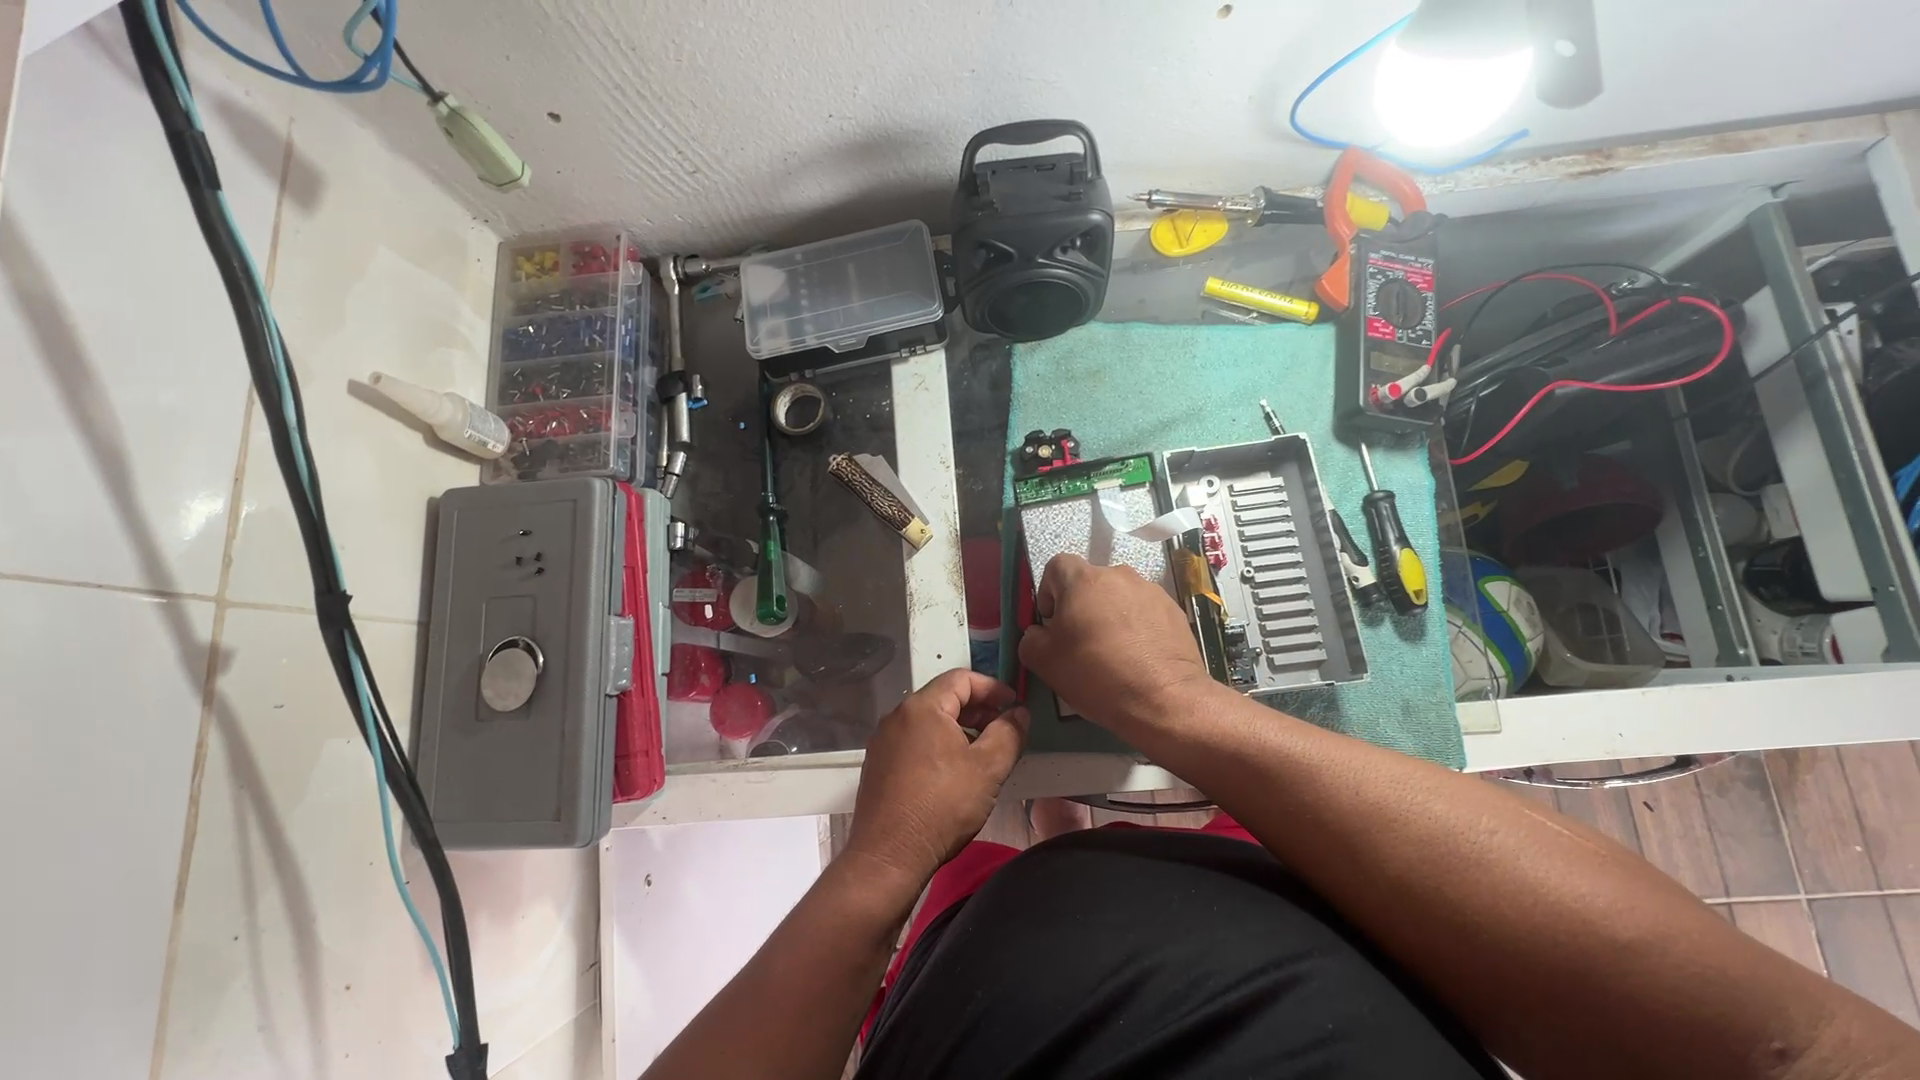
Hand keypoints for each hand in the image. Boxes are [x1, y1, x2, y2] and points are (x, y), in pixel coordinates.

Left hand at [844, 669, 1028, 883]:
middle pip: (943, 698)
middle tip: (1004, 728)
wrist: (889, 856)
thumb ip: (1009, 733)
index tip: (1014, 705)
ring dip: (959, 729)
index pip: (961, 678)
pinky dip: (938, 745)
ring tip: (984, 752)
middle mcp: (897, 717)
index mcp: (922, 708)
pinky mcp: (878, 766)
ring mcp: (884, 742)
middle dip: (978, 709)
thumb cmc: (941, 806)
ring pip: (928, 722)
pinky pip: (914, 742)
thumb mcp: (988, 769)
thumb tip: (1019, 713)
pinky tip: (954, 772)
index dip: (993, 688)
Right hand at [1017, 553, 1214, 735]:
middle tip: (1081, 641)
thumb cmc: (1096, 675)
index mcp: (1084, 580)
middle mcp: (1119, 576)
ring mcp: (1151, 591)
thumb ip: (1031, 638)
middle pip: (1090, 582)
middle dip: (1081, 606)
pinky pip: (1145, 612)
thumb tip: (1039, 634)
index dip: (1049, 591)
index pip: (1057, 565)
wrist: (1164, 700)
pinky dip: (1137, 627)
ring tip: (1114, 652)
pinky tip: (1138, 657)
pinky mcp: (1175, 611)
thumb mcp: (1044, 662)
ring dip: (1111, 615)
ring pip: (1119, 596)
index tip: (1053, 621)